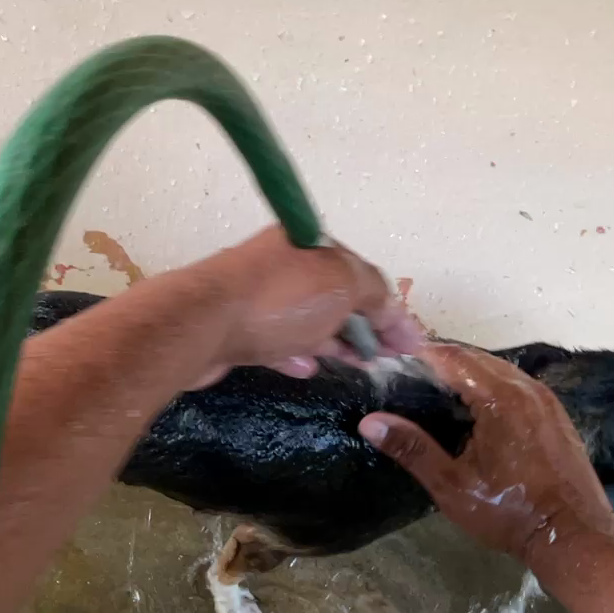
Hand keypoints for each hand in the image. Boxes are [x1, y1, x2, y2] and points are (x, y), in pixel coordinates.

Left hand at [191, 227, 425, 382]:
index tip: (412, 346)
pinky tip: (307, 368)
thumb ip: (373, 290)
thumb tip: (386, 307)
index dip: (390, 309)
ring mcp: (253, 299)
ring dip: (332, 341)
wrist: (201, 325)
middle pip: (331, 297)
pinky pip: (273, 342)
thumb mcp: (342, 283)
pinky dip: (294, 354)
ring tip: (354, 365)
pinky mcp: (233, 330)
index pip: (359, 273)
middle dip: (363, 326)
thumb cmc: (279, 300)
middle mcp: (279, 266)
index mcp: (306, 244)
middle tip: (384, 358)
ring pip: (303, 320)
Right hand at [358, 344, 613, 562]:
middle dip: (439, 360)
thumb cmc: (508, 510)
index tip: (390, 362)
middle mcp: (525, 389)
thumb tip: (369, 422)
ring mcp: (544, 400)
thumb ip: (411, 448)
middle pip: (474, 357)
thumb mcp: (450, 484)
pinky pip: (514, 382)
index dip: (418, 356)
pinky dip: (487, 383)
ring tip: (432, 386)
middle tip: (405, 374)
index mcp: (499, 399)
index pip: (451, 358)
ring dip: (464, 370)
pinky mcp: (553, 414)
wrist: (572, 536)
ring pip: (496, 368)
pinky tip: (470, 405)